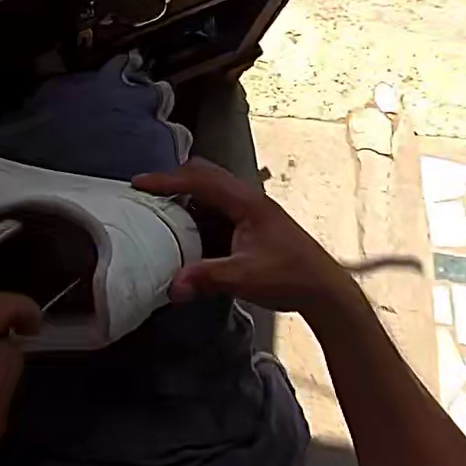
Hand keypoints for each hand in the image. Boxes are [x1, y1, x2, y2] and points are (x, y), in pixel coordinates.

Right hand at [134, 157, 360, 314]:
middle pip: (204, 173)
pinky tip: (185, 226)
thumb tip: (171, 287)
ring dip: (186, 192)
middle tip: (147, 190)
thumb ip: (207, 278)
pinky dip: (196, 208)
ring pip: (211, 187)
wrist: (326, 292)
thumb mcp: (245, 278)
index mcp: (246, 202)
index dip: (166, 180)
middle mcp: (247, 198)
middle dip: (174, 178)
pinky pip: (217, 204)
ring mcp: (250, 209)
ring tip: (160, 205)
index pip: (199, 180)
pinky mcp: (251, 222)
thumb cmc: (290, 278)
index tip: (139, 183)